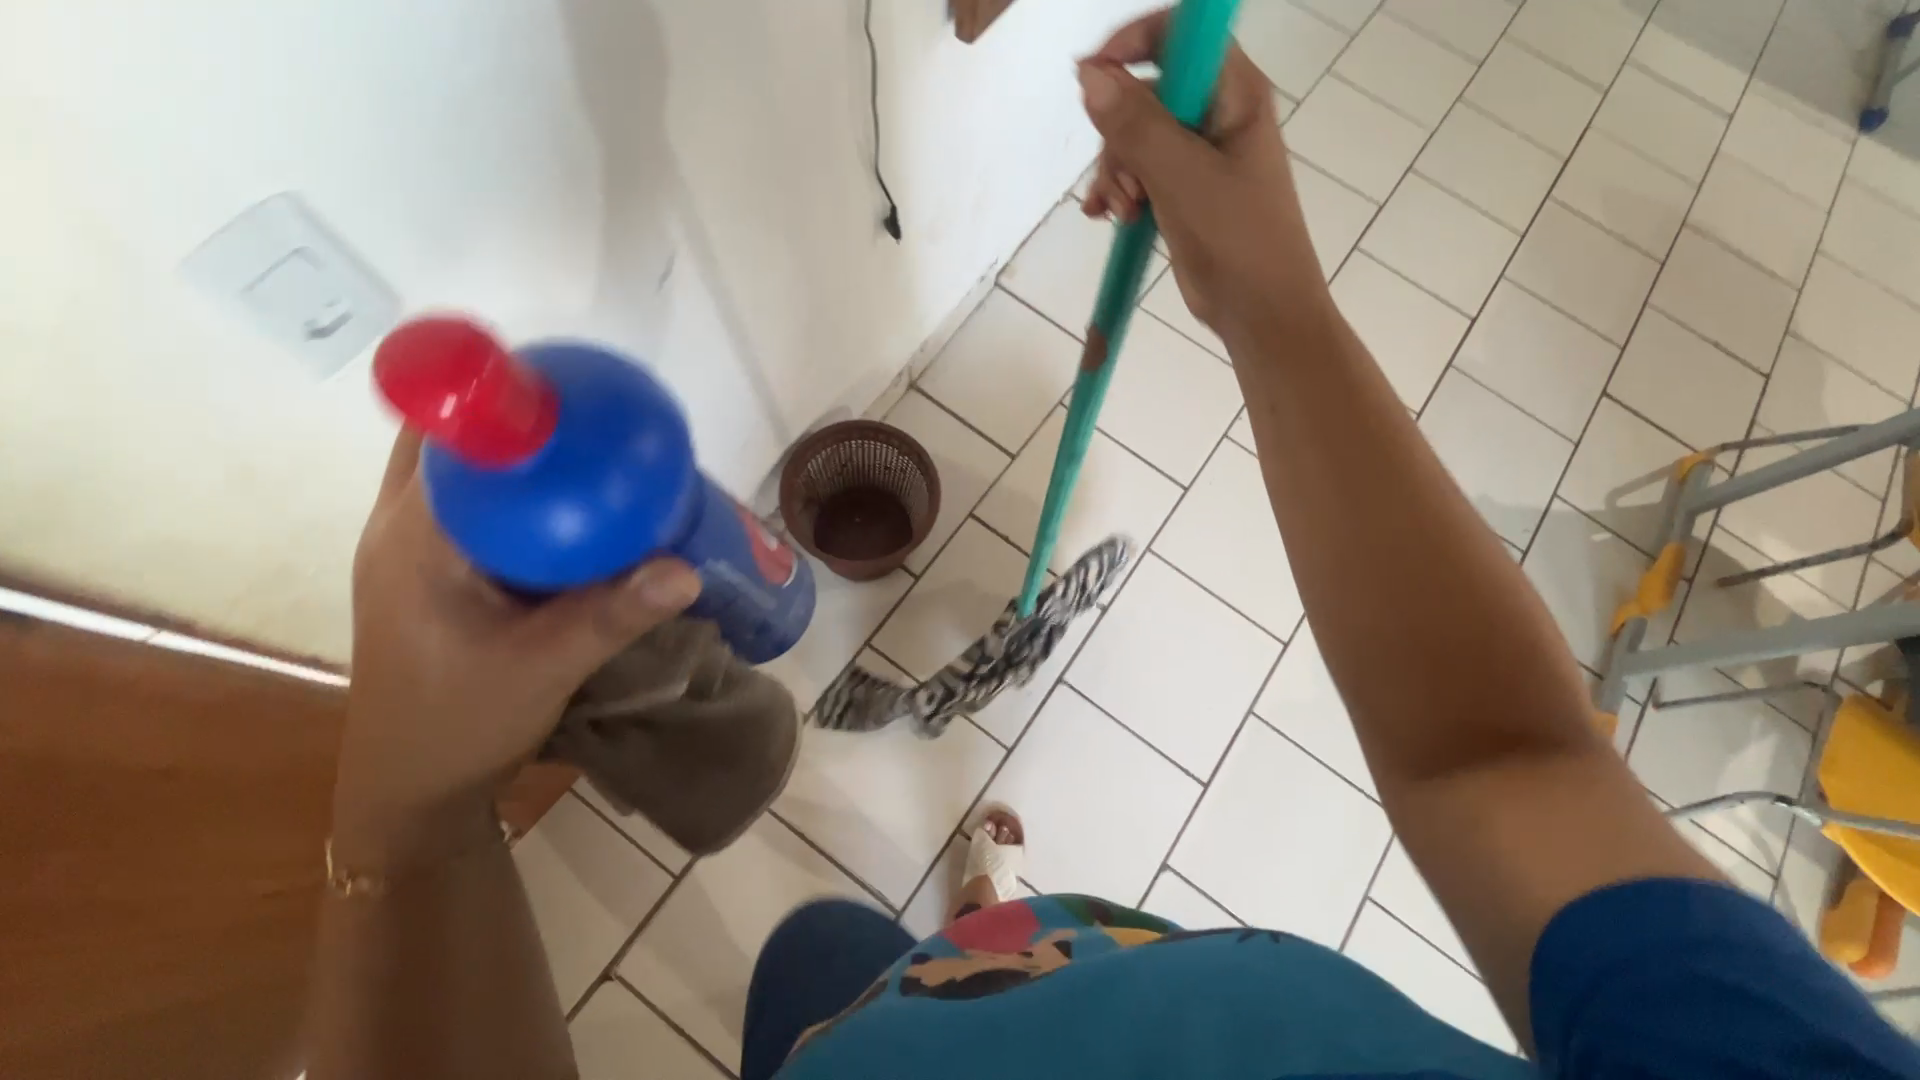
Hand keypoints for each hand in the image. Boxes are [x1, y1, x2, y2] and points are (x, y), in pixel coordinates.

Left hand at [333, 430, 701, 864]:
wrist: (413, 788)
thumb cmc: (460, 722)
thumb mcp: (544, 668)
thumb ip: (613, 616)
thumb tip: (689, 568)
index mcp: (415, 537)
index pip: (448, 435)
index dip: (504, 398)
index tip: (578, 390)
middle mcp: (404, 530)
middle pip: (459, 445)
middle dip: (524, 425)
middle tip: (602, 425)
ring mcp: (415, 553)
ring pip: (469, 479)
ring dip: (523, 463)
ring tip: (597, 460)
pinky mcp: (436, 577)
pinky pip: (480, 514)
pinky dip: (523, 502)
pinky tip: (578, 520)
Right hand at [1079, 9, 1328, 340]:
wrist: (1260, 311)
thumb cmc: (1236, 240)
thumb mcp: (1183, 178)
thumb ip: (1136, 125)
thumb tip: (1089, 75)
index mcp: (1234, 94)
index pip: (1179, 35)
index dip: (1132, 45)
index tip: (1091, 79)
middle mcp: (1217, 113)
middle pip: (1147, 91)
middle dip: (1119, 135)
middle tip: (1122, 185)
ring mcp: (1200, 154)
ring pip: (1136, 137)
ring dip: (1116, 172)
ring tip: (1118, 213)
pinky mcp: (1185, 190)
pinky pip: (1140, 172)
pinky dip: (1120, 191)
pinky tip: (1110, 218)